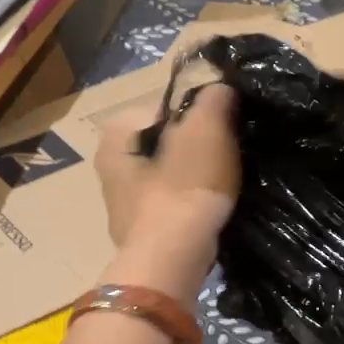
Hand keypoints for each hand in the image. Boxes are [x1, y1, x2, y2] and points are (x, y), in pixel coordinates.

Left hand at [93, 83, 241, 304]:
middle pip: (168, 139)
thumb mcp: (206, 132)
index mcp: (118, 130)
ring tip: (228, 183)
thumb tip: (221, 86)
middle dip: (199, 143)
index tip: (232, 127)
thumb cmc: (186, 187)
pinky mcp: (140, 226)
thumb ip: (213, 102)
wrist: (172, 257)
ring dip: (198, 173)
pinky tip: (212, 208)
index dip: (204, 111)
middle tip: (233, 155)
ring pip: (171, 171)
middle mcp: (109, 160)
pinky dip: (192, 200)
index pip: (168, 105)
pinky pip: (173, 199)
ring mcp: (122, 197)